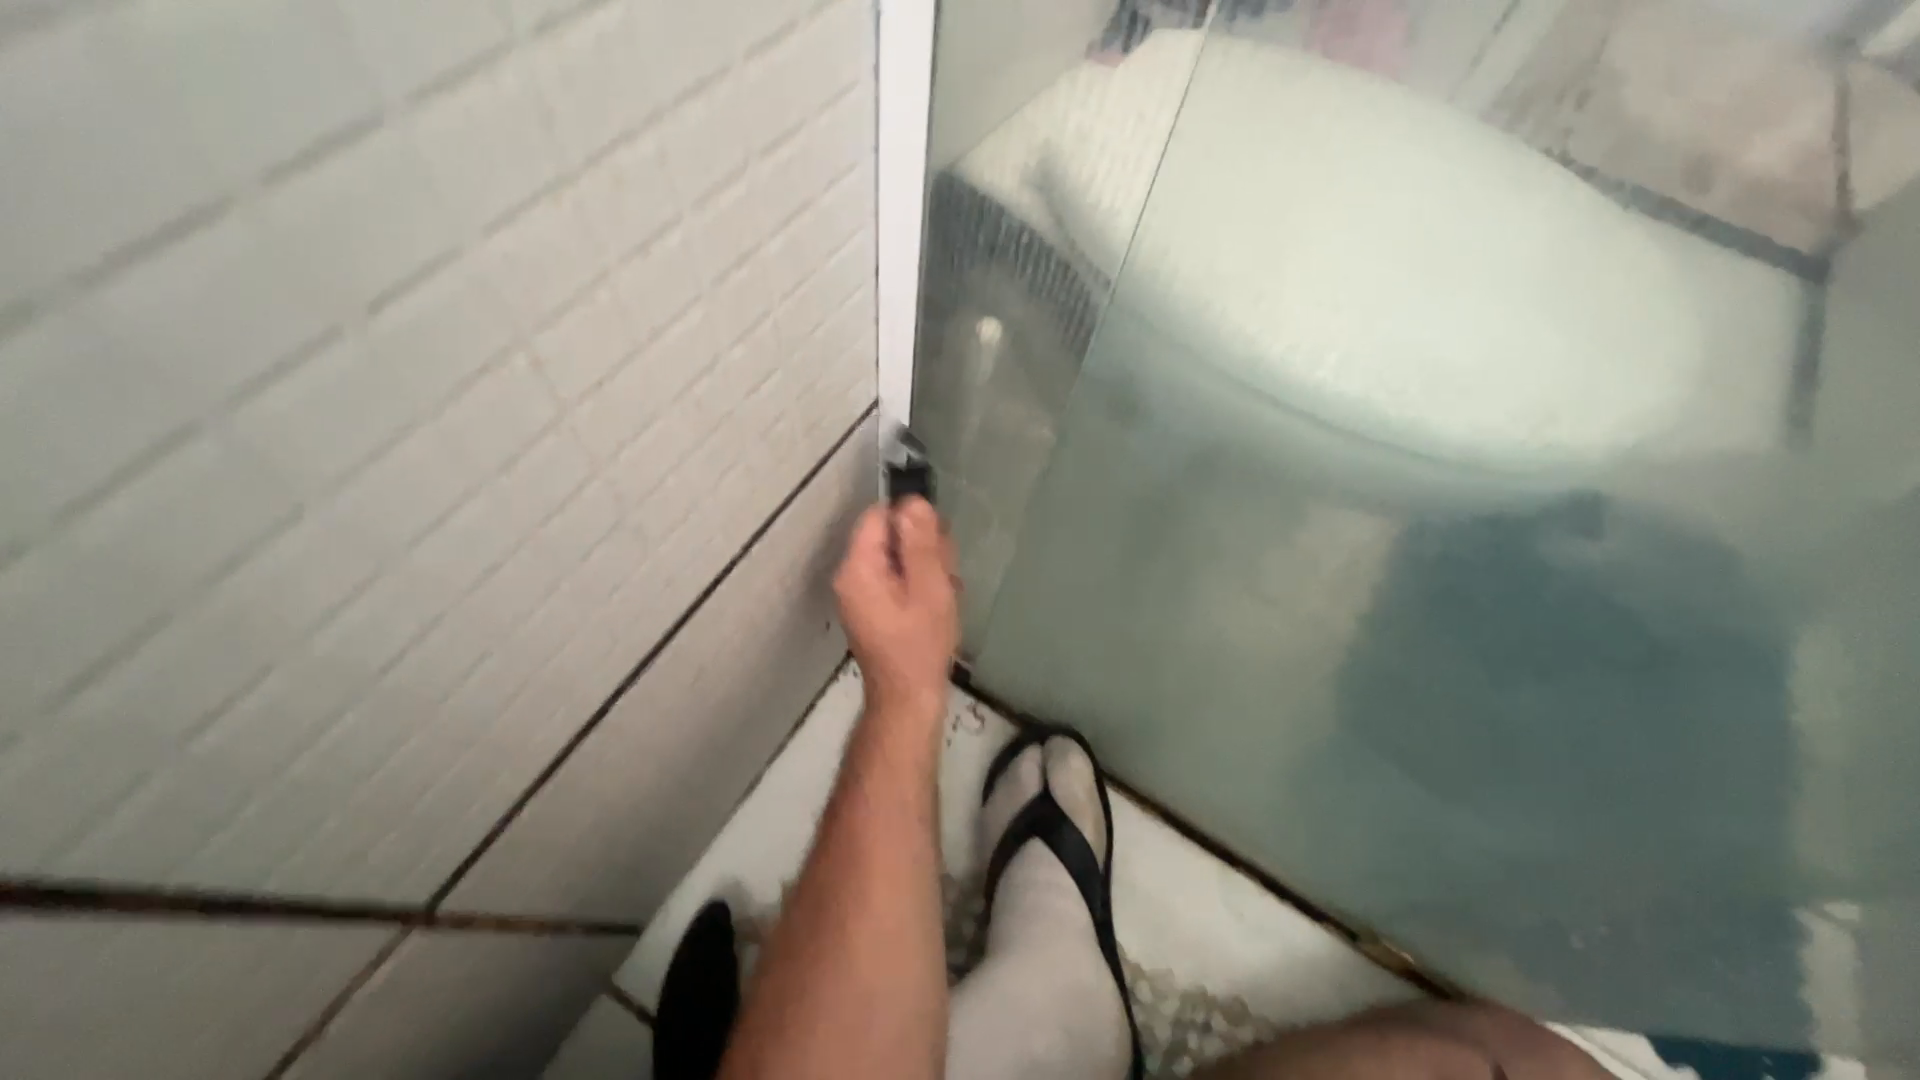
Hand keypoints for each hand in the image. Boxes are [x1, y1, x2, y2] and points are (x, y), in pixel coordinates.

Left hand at [834, 497, 957, 720]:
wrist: (908, 700)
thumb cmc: (921, 645)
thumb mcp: (929, 588)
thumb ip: (920, 543)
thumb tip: (912, 502)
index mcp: (858, 567)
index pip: (879, 515)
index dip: (912, 521)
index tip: (939, 544)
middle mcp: (850, 576)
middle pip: (888, 535)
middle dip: (923, 548)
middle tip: (946, 575)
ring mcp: (860, 594)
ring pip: (897, 558)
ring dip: (926, 569)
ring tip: (945, 594)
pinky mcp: (872, 609)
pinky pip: (896, 580)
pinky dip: (919, 587)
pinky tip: (937, 606)